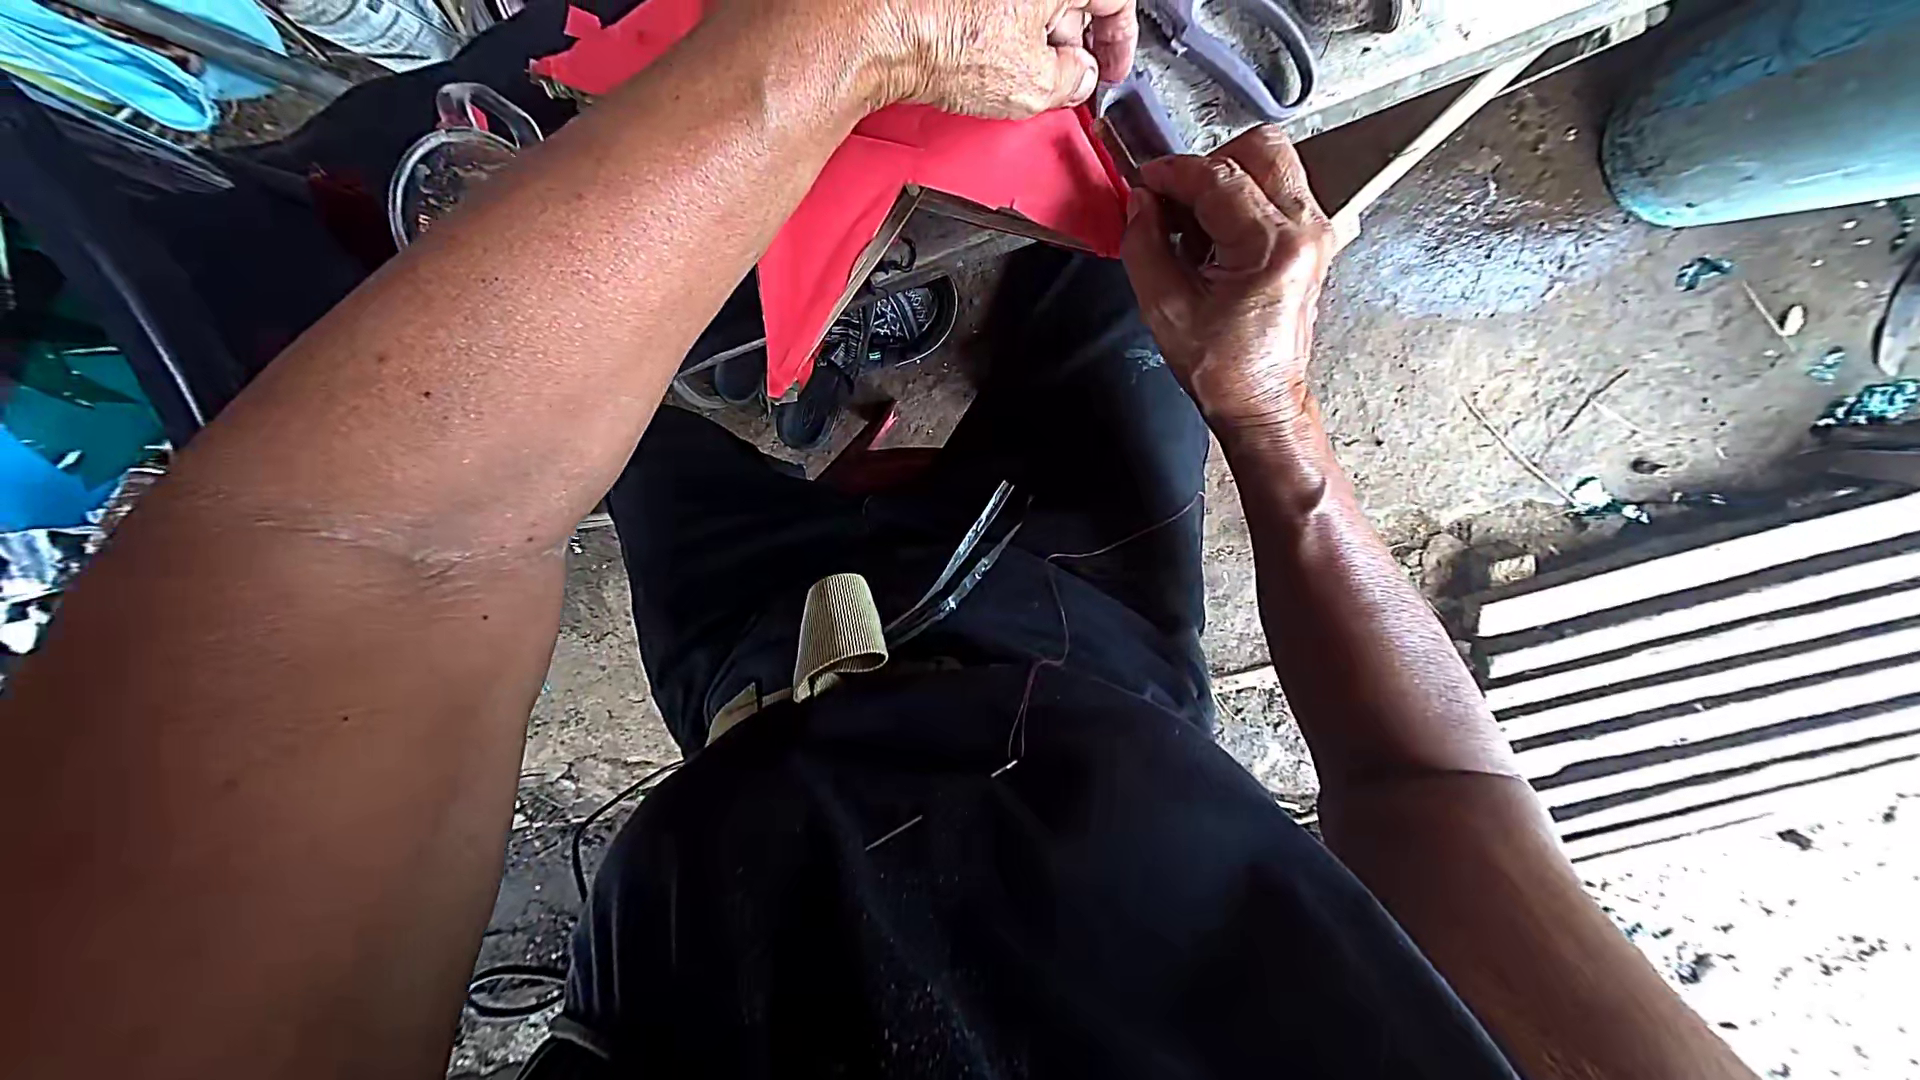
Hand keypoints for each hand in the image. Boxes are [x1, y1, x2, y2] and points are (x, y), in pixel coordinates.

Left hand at [856, 0, 1136, 117]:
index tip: (1111, 69)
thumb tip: (1078, 78)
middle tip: (1065, 85)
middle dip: (1073, 43)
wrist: (882, 25)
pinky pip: (999, 3)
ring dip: (1035, 40)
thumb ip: (1073, 81)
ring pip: (1034, 1)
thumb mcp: (1035, 84)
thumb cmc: (948, 37)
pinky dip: (1003, 29)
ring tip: (1018, 79)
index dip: (1119, 42)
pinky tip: (989, 60)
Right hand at [1121, 125, 1335, 433]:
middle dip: (1206, 167)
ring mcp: (1315, 232)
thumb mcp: (1163, 309)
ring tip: (1191, 228)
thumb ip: (1144, 246)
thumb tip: (1140, 205)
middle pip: (1259, 150)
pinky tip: (1212, 240)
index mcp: (1269, 247)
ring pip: (1270, 166)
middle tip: (1172, 200)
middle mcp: (1304, 229)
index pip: (1217, 179)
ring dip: (1222, 184)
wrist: (1259, 399)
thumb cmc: (1222, 369)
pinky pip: (1275, 194)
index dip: (1172, 174)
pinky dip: (1239, 202)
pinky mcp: (1311, 241)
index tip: (1145, 181)